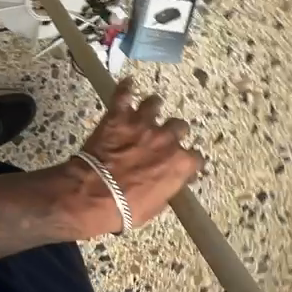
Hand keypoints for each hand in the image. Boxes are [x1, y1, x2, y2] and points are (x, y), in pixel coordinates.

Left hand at [72, 79, 204, 234]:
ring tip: (149, 108)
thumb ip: (167, 185)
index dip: (188, 161)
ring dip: (153, 107)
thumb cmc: (126, 208)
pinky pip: (124, 93)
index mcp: (180, 163)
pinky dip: (126, 88)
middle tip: (164, 137)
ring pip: (154, 103)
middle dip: (174, 131)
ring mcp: (142, 123)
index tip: (182, 164)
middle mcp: (167, 139)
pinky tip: (128, 83)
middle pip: (179, 126)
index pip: (196, 158)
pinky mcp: (119, 115)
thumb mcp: (156, 205)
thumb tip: (167, 180)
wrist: (95, 192)